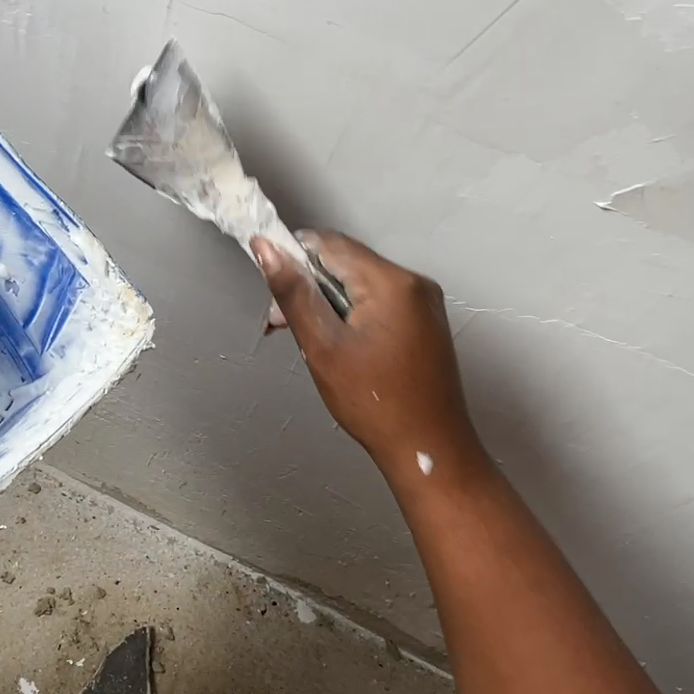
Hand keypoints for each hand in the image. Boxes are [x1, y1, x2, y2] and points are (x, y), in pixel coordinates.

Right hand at [252, 233, 484, 477]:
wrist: (428, 449)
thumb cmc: (374, 403)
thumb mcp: (322, 345)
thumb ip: (293, 292)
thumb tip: (266, 247)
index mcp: (391, 282)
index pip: (328, 243)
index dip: (292, 257)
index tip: (271, 286)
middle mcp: (413, 282)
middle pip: (345, 261)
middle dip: (308, 285)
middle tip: (282, 322)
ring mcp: (423, 302)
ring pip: (359, 281)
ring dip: (326, 301)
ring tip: (309, 339)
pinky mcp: (424, 321)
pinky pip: (377, 300)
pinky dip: (350, 313)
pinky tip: (336, 343)